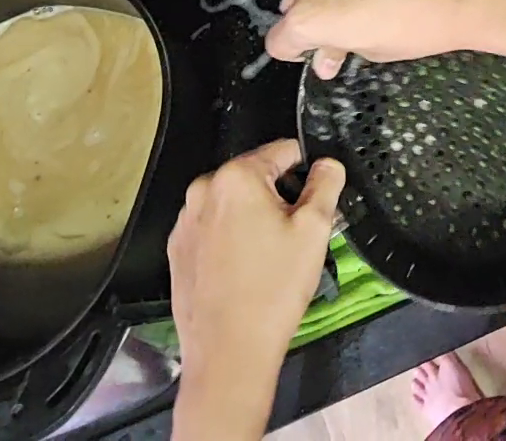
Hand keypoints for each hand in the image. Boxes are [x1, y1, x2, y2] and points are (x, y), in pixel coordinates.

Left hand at [169, 139, 343, 440]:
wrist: (228, 354)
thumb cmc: (274, 288)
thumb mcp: (315, 229)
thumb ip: (326, 184)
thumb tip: (328, 163)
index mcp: (236, 176)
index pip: (284, 150)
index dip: (307, 172)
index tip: (315, 202)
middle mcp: (203, 190)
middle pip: (257, 176)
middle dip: (280, 197)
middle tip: (296, 235)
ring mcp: (185, 221)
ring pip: (235, 204)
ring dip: (255, 217)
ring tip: (271, 257)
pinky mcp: (178, 250)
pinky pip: (214, 228)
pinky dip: (232, 238)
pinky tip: (245, 270)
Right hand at [266, 0, 505, 77]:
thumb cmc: (418, 28)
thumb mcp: (374, 51)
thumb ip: (339, 50)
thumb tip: (326, 58)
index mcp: (308, 19)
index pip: (278, 41)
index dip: (295, 51)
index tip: (313, 53)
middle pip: (291, 4)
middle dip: (309, 19)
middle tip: (340, 30)